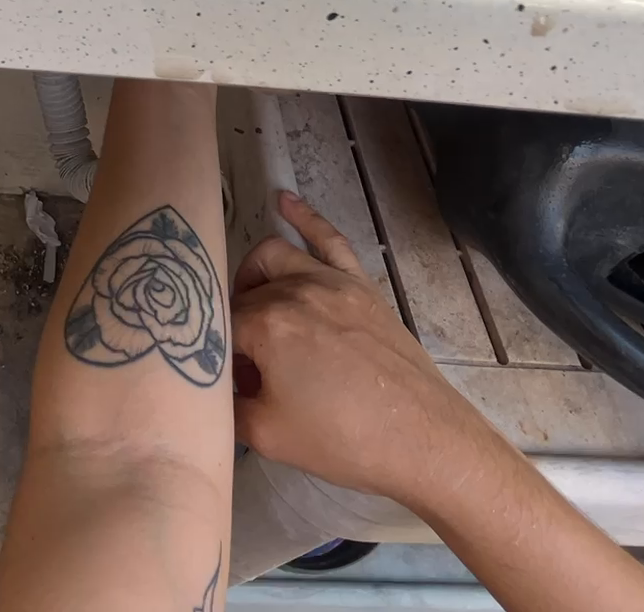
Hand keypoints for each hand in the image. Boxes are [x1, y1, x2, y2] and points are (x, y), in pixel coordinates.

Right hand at [230, 192, 509, 511]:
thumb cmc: (343, 441)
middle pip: (244, 294)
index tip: (229, 383)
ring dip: (252, 275)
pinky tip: (282, 200)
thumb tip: (219, 385)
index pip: (222, 327)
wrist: (424, 442)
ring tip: (252, 306)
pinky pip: (328, 237)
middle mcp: (295, 289)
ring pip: (274, 255)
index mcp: (268, 324)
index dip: (220, 356)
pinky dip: (303, 216)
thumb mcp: (268, 437)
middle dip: (237, 326)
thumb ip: (229, 405)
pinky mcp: (359, 283)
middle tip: (247, 366)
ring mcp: (331, 280)